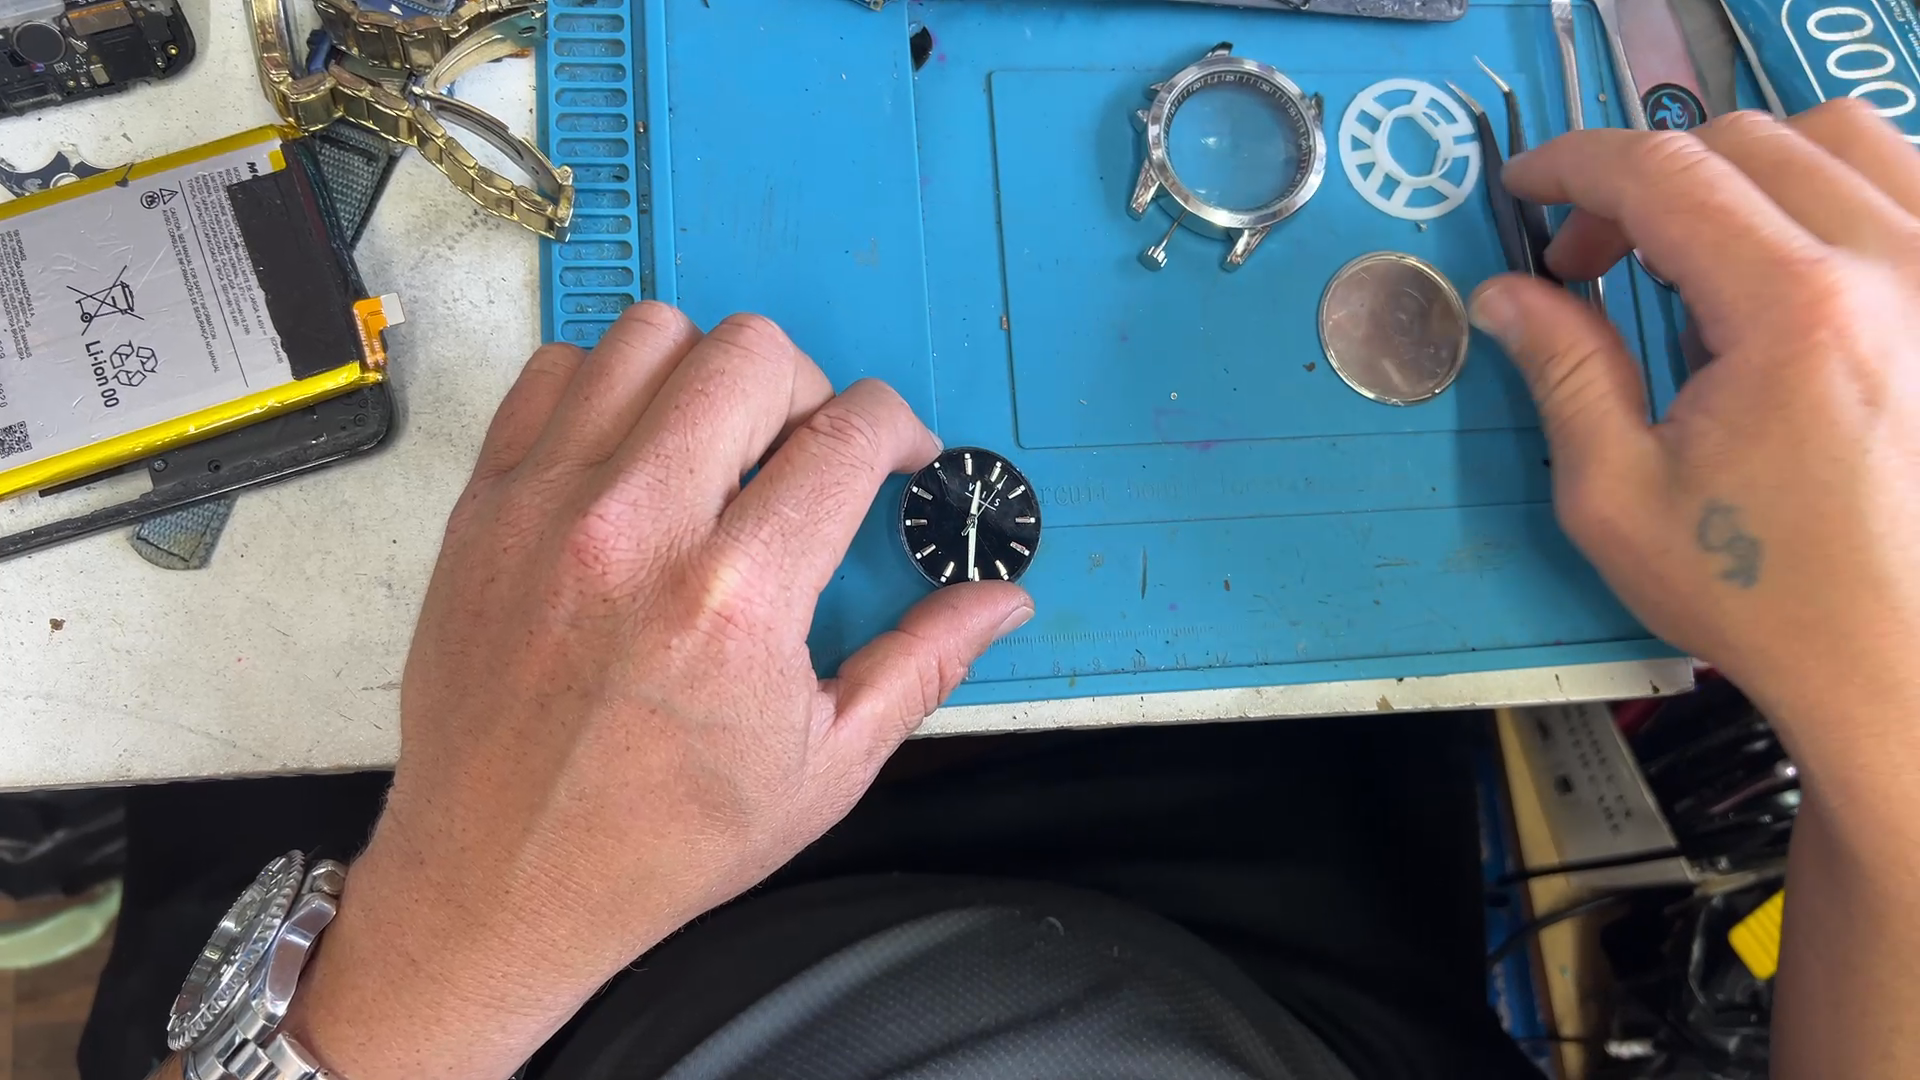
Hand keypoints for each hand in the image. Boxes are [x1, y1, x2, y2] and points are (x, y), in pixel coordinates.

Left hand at [284, 306, 1031, 1079]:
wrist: (496, 884)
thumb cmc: (669, 837)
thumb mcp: (829, 764)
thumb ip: (927, 661)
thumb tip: (1002, 600)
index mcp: (739, 598)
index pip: (847, 435)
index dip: (898, 429)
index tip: (900, 458)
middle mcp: (638, 527)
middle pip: (754, 354)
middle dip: (814, 390)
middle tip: (813, 455)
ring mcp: (547, 503)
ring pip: (656, 336)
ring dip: (716, 376)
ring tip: (728, 448)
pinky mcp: (486, 503)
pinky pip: (561, 369)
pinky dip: (619, 386)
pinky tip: (643, 453)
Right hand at [1469, 100, 1919, 784]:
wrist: (1906, 657)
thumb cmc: (1744, 581)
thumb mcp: (1611, 488)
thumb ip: (1562, 370)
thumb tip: (1502, 295)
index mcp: (1791, 310)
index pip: (1666, 176)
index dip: (1573, 165)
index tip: (1516, 186)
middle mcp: (1900, 259)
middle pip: (1746, 143)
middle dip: (1634, 185)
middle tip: (1576, 264)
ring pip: (1839, 138)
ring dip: (1725, 176)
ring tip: (1670, 255)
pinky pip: (1906, 178)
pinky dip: (1812, 190)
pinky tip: (1767, 263)